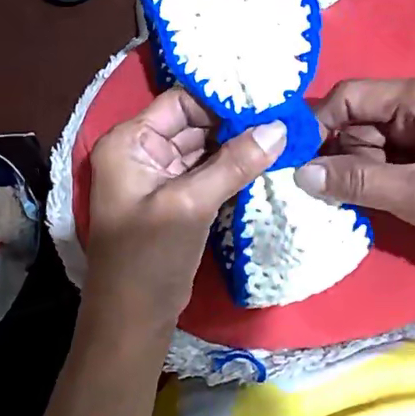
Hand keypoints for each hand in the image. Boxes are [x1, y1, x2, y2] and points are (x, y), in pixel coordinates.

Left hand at [87, 88, 285, 326]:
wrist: (134, 318)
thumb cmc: (149, 257)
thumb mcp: (190, 205)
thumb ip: (234, 163)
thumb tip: (280, 128)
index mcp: (129, 142)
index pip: (180, 102)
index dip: (222, 98)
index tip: (268, 97)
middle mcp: (141, 151)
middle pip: (194, 122)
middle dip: (236, 121)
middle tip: (284, 115)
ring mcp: (159, 175)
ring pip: (204, 146)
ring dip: (238, 144)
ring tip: (283, 133)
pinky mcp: (176, 197)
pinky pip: (207, 170)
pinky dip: (232, 167)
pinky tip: (265, 161)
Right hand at [294, 78, 414, 293]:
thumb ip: (356, 180)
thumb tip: (298, 173)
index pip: (352, 95)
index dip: (319, 123)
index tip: (292, 158)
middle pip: (357, 117)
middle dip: (332, 150)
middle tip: (306, 186)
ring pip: (366, 141)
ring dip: (347, 168)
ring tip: (327, 197)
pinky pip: (383, 160)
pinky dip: (365, 178)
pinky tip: (351, 199)